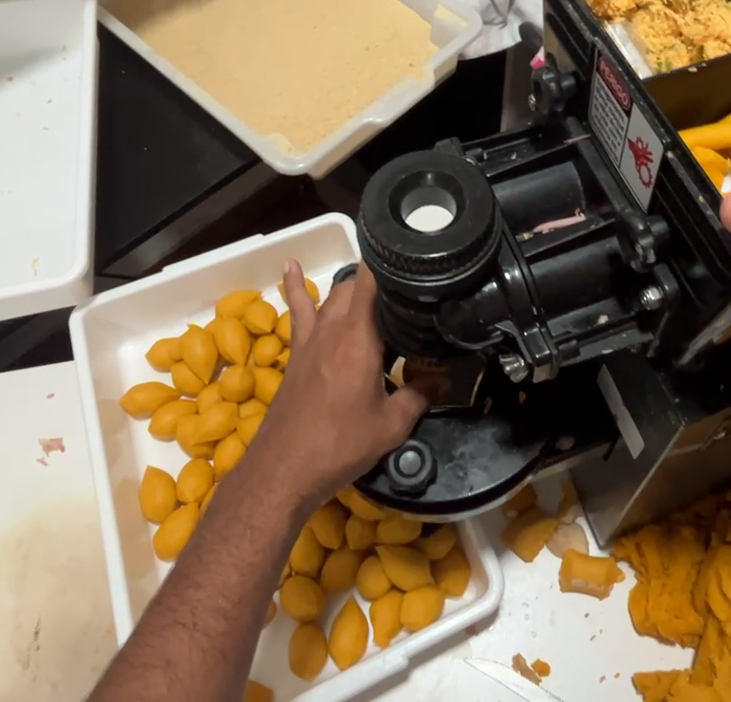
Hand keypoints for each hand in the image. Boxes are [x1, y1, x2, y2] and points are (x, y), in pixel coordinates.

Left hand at [251, 261, 431, 507]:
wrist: (285, 469)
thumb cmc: (340, 445)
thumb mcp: (391, 425)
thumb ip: (420, 396)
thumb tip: (445, 379)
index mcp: (359, 338)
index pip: (372, 282)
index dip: (391, 265)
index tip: (414, 261)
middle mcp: (333, 328)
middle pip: (355, 286)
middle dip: (380, 282)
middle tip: (407, 291)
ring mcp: (311, 338)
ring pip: (332, 296)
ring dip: (352, 288)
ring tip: (375, 286)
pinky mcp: (297, 352)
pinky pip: (299, 311)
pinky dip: (296, 288)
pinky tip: (291, 267)